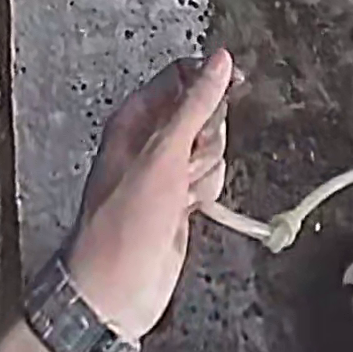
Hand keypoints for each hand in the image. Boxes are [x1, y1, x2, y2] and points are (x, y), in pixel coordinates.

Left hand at [64, 50, 235, 338]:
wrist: (117, 290)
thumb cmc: (124, 221)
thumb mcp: (165, 153)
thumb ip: (196, 103)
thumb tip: (220, 61)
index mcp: (137, 115)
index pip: (182, 75)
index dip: (210, 78)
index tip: (235, 85)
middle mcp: (151, 136)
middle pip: (203, 110)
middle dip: (207, 134)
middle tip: (189, 157)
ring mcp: (166, 166)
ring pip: (211, 144)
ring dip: (206, 167)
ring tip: (183, 189)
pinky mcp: (180, 193)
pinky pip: (210, 175)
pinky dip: (206, 189)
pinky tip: (189, 206)